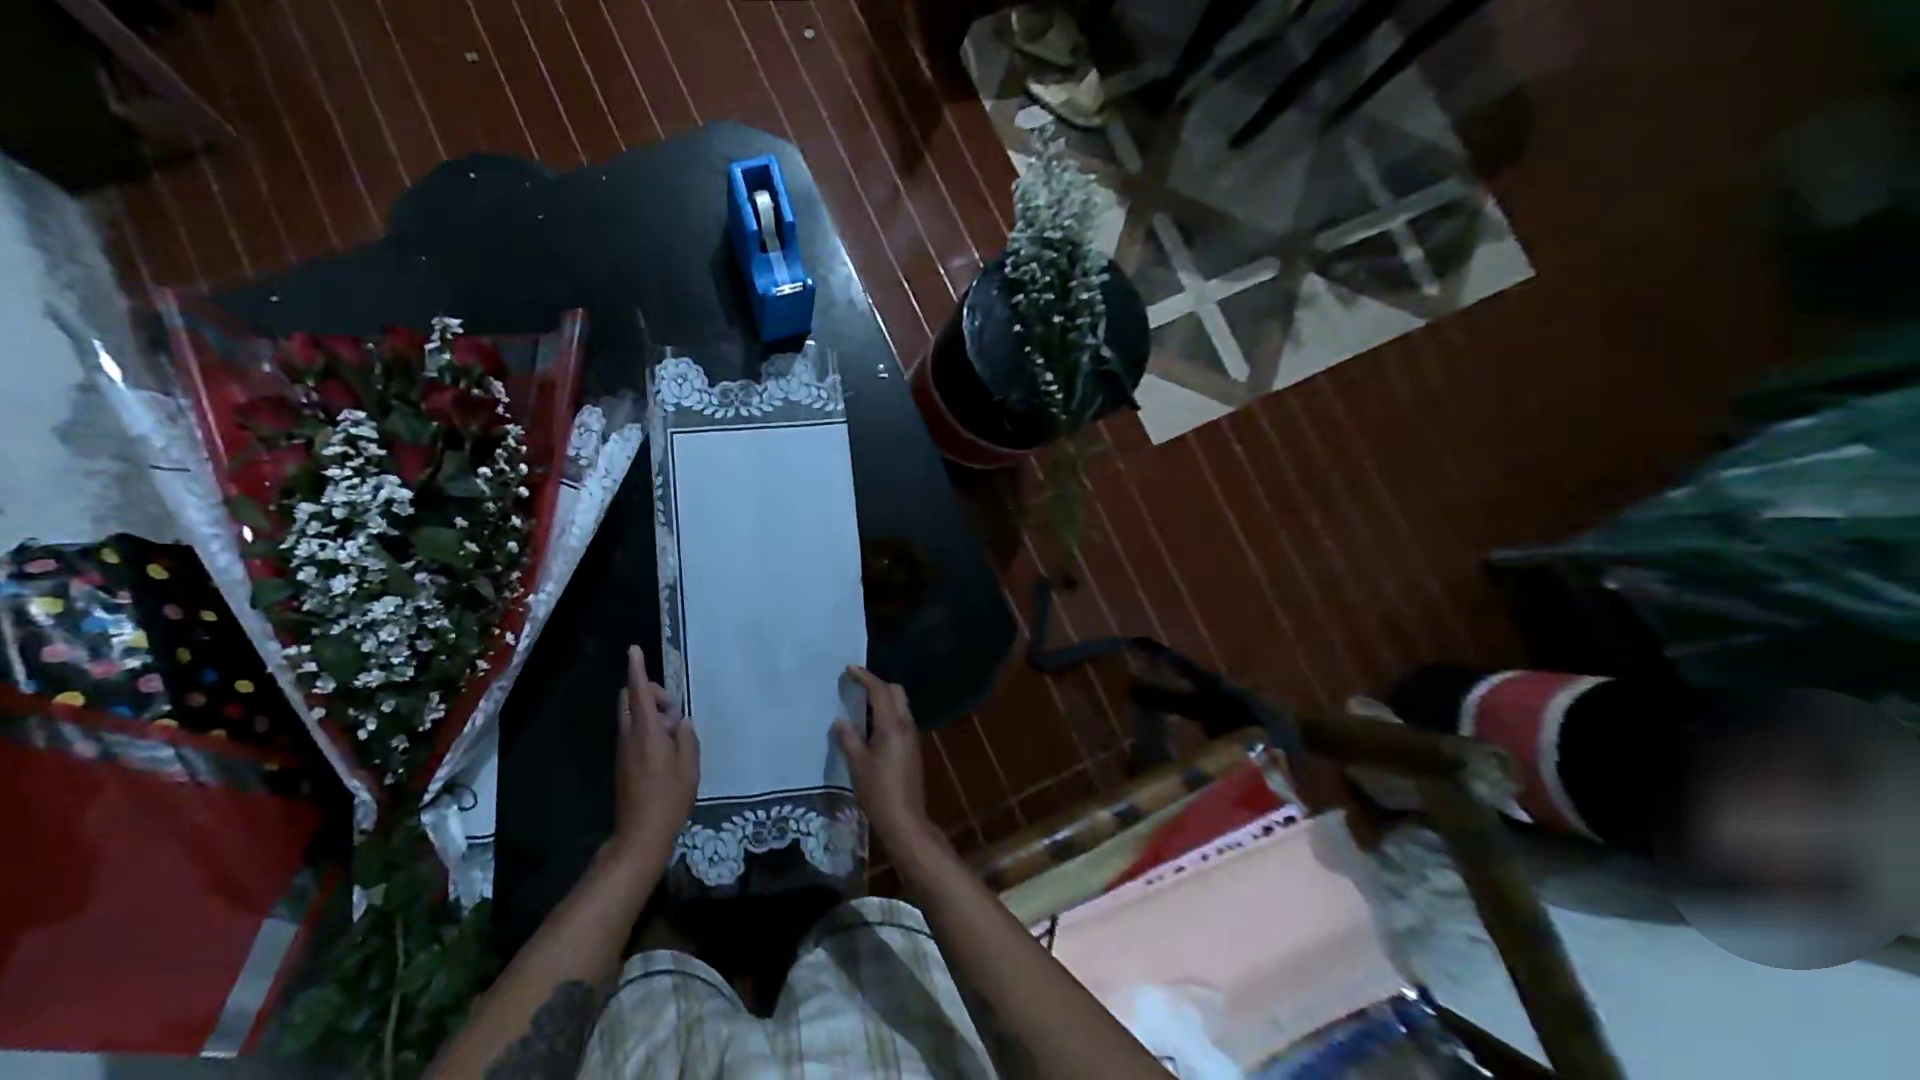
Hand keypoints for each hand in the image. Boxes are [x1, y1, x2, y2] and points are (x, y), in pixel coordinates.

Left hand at [612, 645, 698, 859]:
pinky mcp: (624, 763)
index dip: (636, 669)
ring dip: (651, 714)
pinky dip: (649, 730)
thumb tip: (680, 722)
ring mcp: (624, 751)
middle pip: (630, 700)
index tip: (634, 650)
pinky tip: (668, 750)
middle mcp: (629, 736)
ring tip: (676, 734)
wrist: (641, 833)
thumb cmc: (670, 796)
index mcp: (646, 732)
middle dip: (649, 693)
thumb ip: (686, 736)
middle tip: (673, 710)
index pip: (639, 692)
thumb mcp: (690, 763)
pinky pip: (634, 733)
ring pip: (632, 717)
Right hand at [833, 665, 933, 850]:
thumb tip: (839, 721)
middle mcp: (906, 725)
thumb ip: (848, 738)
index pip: (880, 691)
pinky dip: (886, 714)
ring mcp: (912, 736)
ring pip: (900, 706)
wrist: (904, 818)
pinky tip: (870, 726)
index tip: (849, 669)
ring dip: (882, 699)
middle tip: (856, 686)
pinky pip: (900, 720)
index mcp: (892, 725)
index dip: (865, 677)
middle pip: (895, 692)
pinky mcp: (912, 748)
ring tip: (859, 704)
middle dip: (877, 684)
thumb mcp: (856, 764)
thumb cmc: (877, 790)